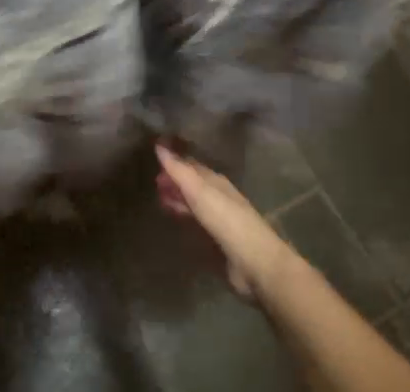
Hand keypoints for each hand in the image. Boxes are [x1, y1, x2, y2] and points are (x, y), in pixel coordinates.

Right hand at [155, 144, 296, 299]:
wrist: (256, 263)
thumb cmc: (227, 221)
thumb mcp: (200, 191)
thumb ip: (179, 171)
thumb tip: (158, 145)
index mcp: (217, 182)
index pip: (192, 166)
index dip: (173, 163)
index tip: (153, 162)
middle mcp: (219, 197)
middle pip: (194, 185)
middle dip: (175, 182)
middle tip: (153, 183)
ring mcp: (220, 219)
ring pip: (195, 204)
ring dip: (179, 200)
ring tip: (160, 200)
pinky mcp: (219, 241)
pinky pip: (197, 223)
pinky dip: (185, 217)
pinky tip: (176, 222)